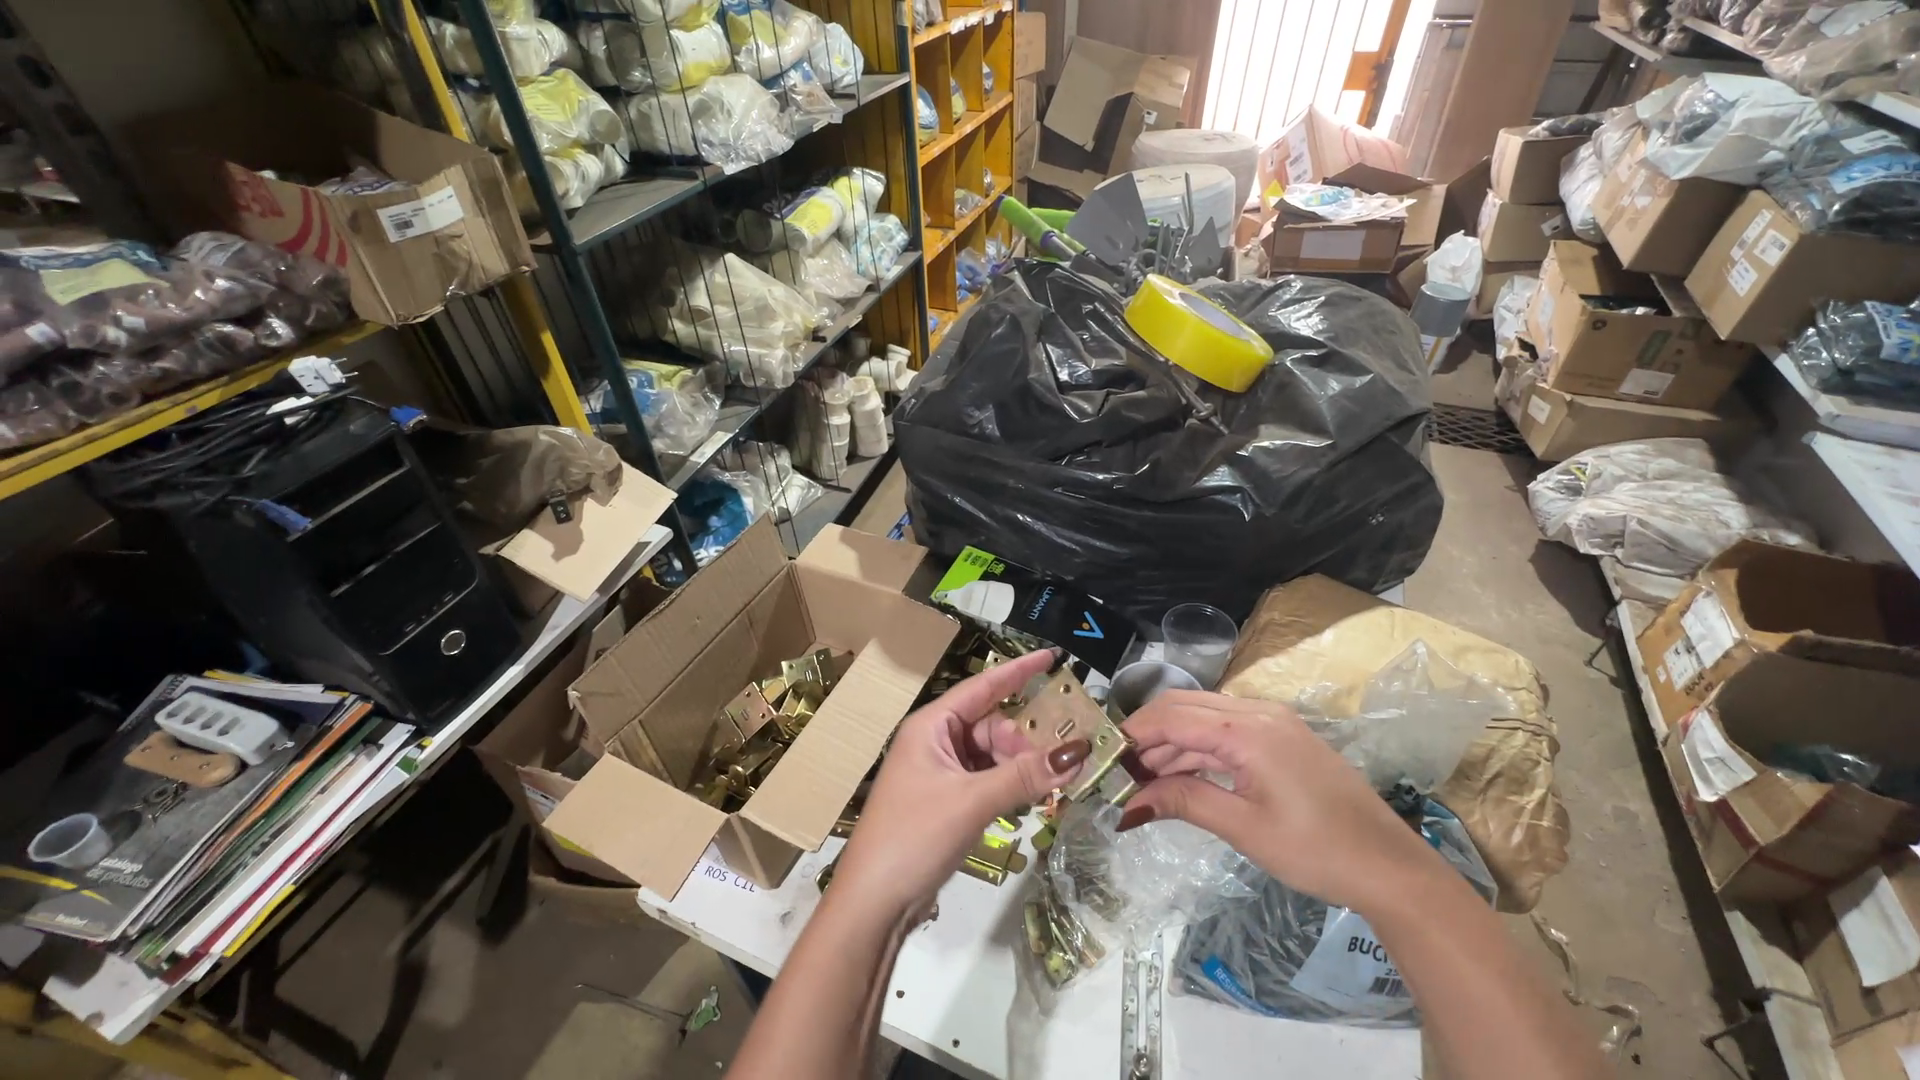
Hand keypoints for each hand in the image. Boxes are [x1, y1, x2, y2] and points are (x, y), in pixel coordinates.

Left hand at [830, 648, 1089, 919]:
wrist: (873, 902)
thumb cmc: (913, 837)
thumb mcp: (972, 802)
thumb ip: (1024, 775)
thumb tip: (1078, 752)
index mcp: (930, 726)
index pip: (983, 687)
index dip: (1018, 671)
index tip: (1054, 657)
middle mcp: (933, 742)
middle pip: (992, 726)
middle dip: (1025, 741)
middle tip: (1058, 766)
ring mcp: (938, 773)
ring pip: (992, 756)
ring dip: (1019, 768)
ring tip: (1048, 790)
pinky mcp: (944, 802)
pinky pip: (985, 780)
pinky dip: (1008, 787)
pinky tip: (1028, 803)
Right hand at [1118, 690, 1448, 913]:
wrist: (1388, 866)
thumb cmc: (1316, 850)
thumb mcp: (1243, 828)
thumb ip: (1183, 801)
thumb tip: (1127, 803)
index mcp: (1248, 730)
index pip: (1171, 718)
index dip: (1131, 735)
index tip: (1100, 759)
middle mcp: (1257, 713)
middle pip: (1182, 708)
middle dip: (1145, 736)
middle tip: (1116, 772)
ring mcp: (1272, 722)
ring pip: (1202, 718)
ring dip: (1169, 745)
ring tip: (1138, 781)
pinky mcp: (1280, 738)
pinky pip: (1224, 731)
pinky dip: (1196, 751)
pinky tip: (1176, 778)